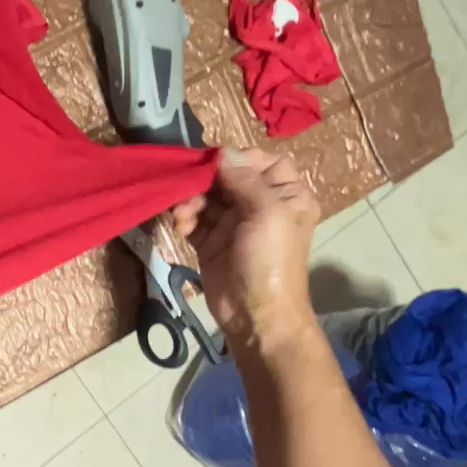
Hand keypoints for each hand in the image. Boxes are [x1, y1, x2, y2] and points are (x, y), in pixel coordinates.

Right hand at [171, 148, 321, 356]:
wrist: (254, 312)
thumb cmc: (271, 261)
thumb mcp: (268, 214)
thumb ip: (245, 181)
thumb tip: (222, 154)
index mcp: (287, 195)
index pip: (263, 163)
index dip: (238, 159)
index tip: (212, 163)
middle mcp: (260, 206)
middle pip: (229, 179)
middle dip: (206, 182)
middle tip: (186, 188)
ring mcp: (233, 225)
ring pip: (207, 199)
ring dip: (190, 202)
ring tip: (181, 215)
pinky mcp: (210, 242)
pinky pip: (194, 220)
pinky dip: (184, 219)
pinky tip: (180, 226)